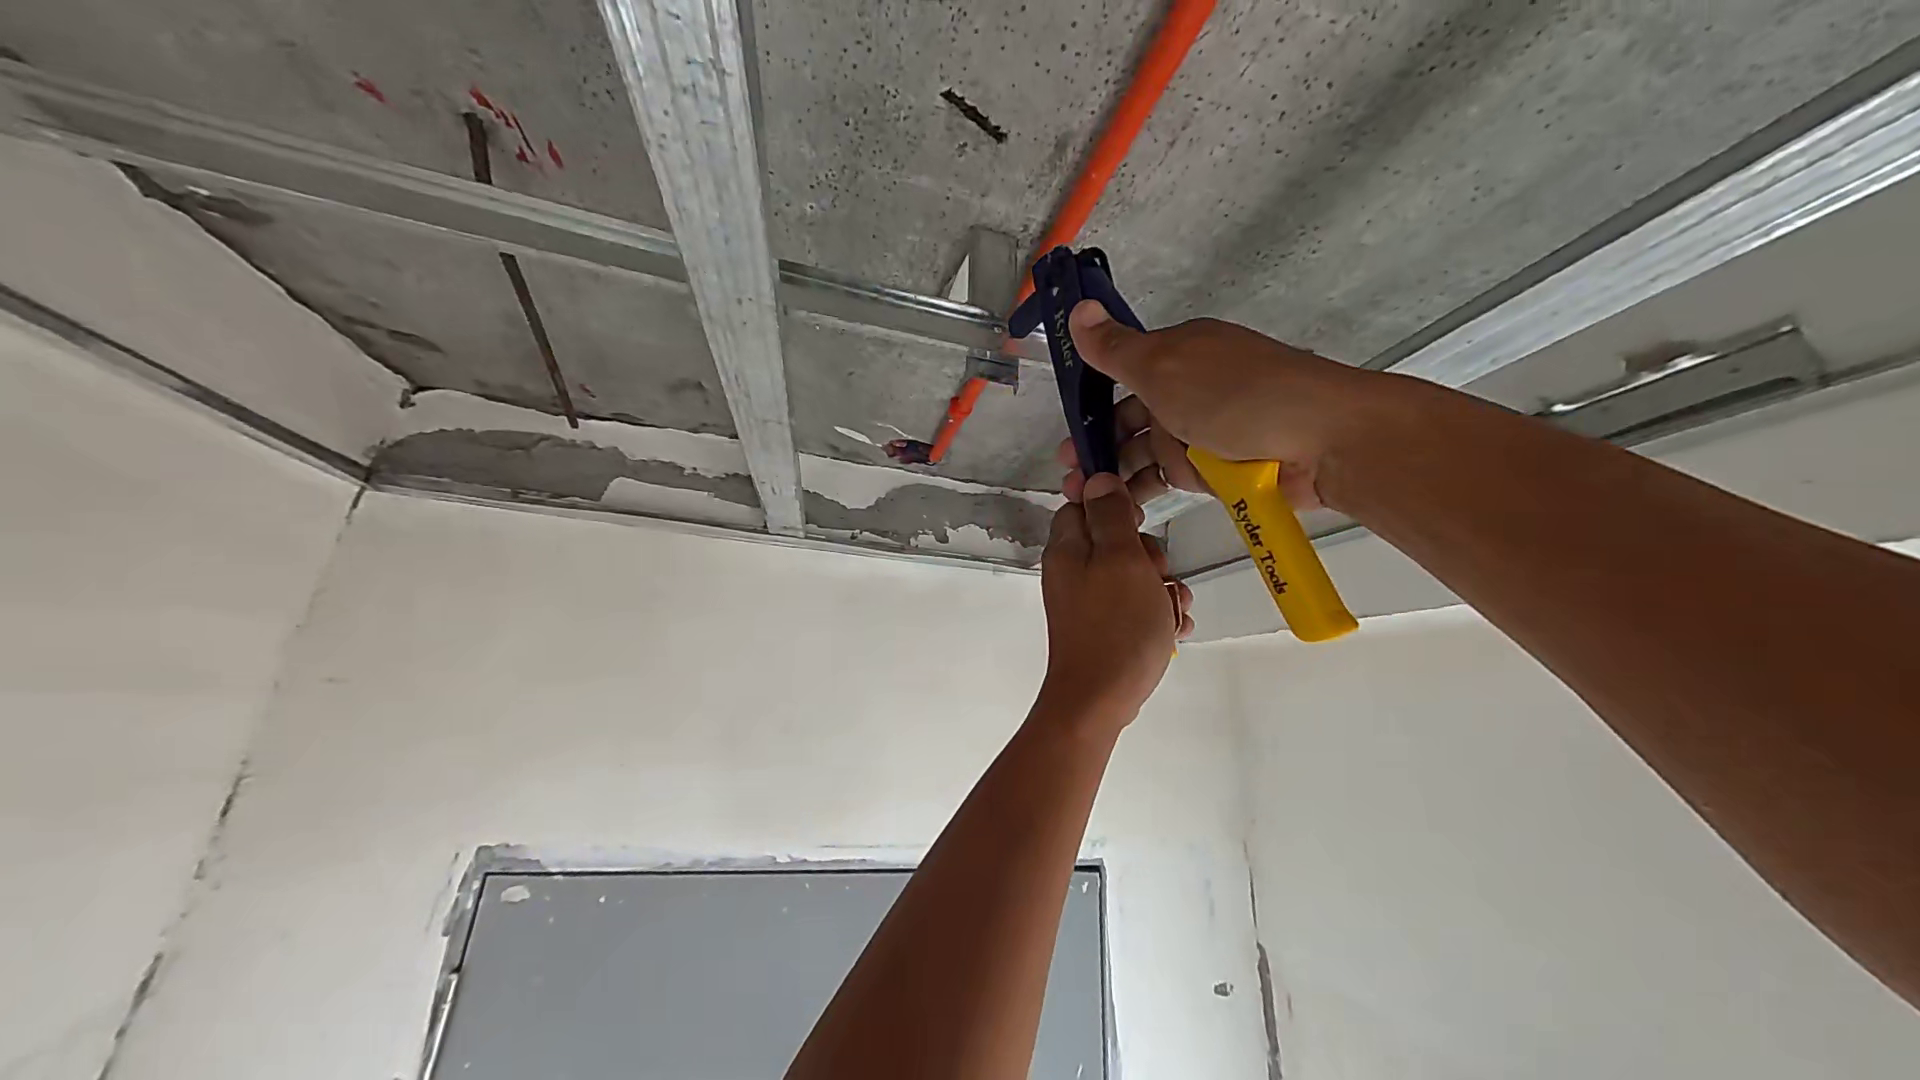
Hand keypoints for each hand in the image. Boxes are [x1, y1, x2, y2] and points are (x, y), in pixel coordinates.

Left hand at [1038, 473, 1193, 731]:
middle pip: (1117, 540)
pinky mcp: (1105, 626)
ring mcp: (1089, 601)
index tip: (1142, 521)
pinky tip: (1173, 629)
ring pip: (1135, 575)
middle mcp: (1073, 570)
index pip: (1085, 504)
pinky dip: (1157, 614)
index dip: (1117, 506)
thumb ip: (1110, 516)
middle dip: (1150, 555)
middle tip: (1159, 575)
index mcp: (1068, 548)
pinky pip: (1136, 606)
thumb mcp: (1121, 559)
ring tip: (1172, 610)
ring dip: (1162, 587)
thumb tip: (1095, 478)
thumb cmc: (1116, 624)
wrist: (1100, 700)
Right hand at [1057, 300, 1429, 513]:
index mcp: (1178, 355)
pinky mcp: (1222, 467)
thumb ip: (1115, 349)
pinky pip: (1176, 478)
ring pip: (1149, 453)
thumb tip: (1078, 306)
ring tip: (1095, 501)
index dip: (1090, 408)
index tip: (1068, 438)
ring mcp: (1206, 430)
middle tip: (1073, 483)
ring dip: (1119, 475)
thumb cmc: (1235, 396)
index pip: (1121, 377)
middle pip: (1131, 422)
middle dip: (1099, 451)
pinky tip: (1129, 506)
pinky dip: (1152, 490)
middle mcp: (1189, 390)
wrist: (1322, 440)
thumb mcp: (1164, 366)